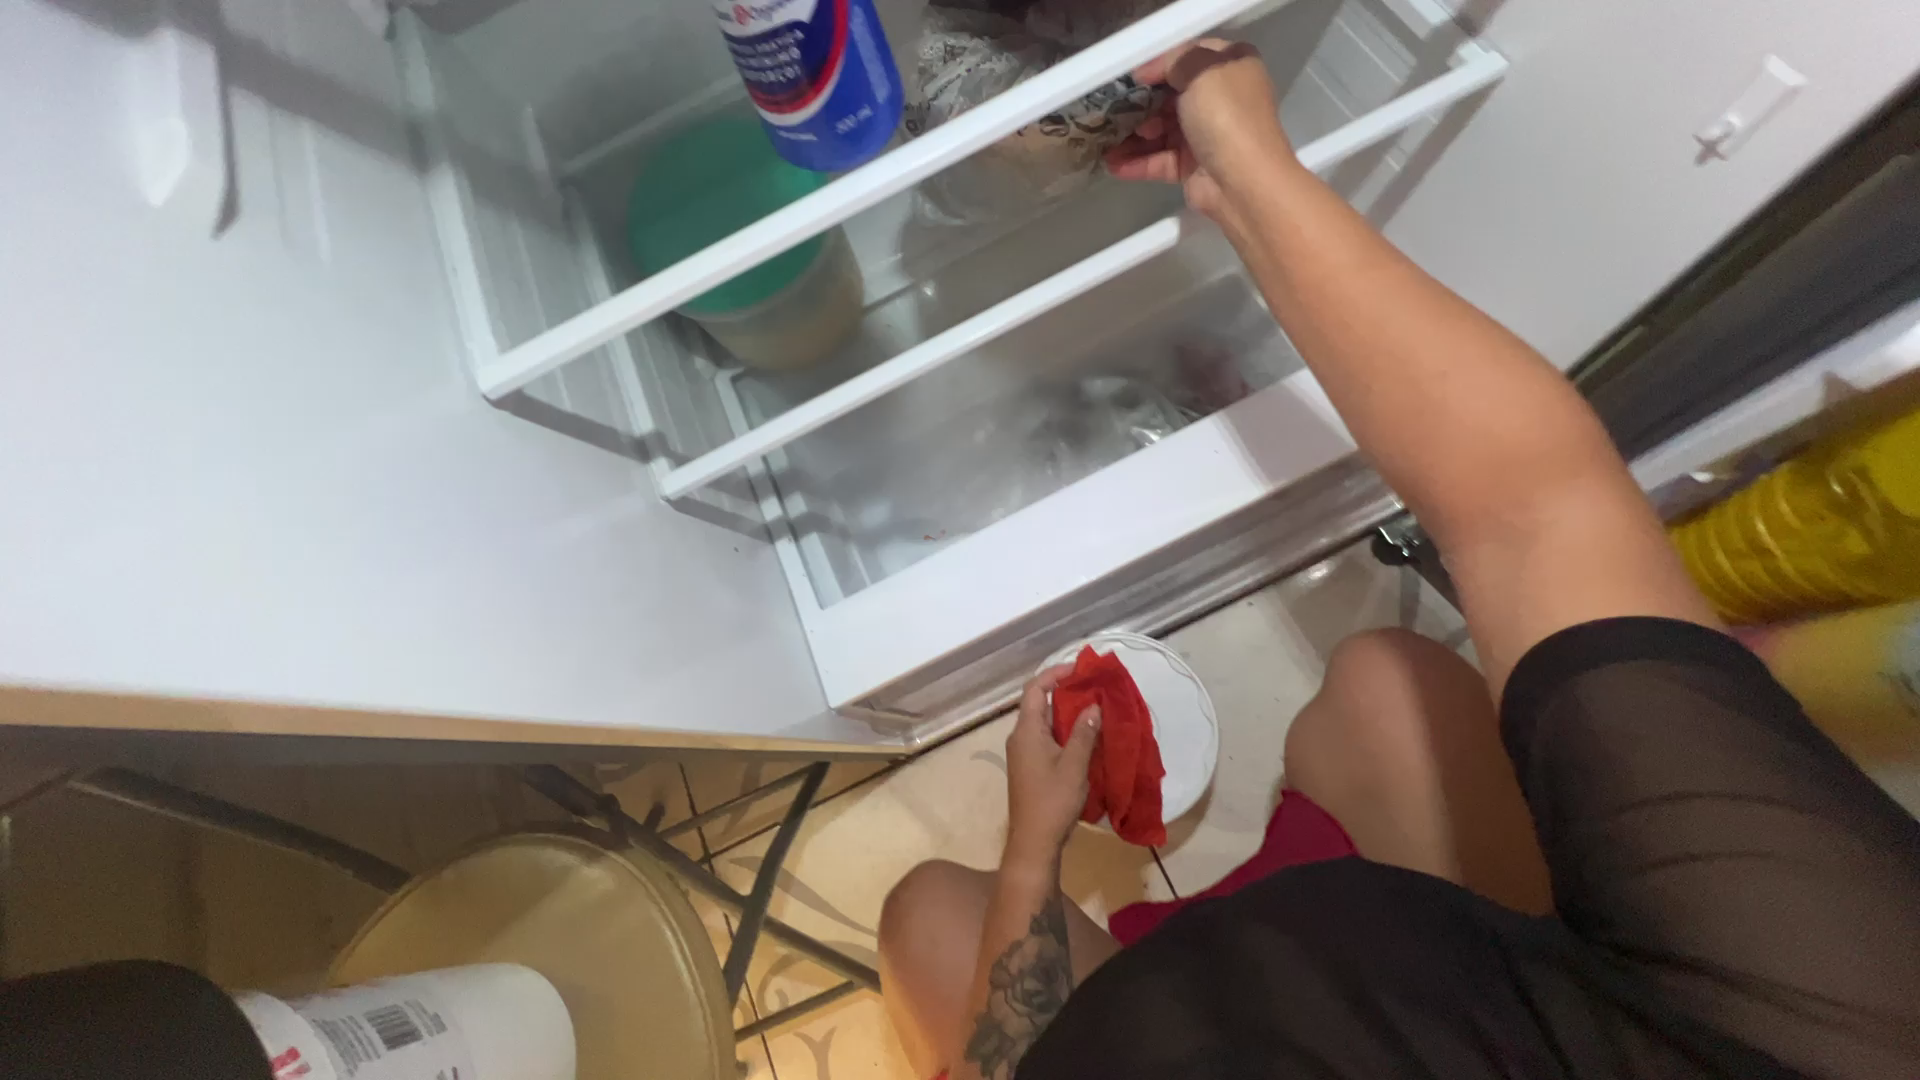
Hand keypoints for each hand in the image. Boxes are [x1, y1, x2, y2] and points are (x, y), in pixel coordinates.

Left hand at [1004, 665, 1100, 869]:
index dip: (1054, 674)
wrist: (1033, 842)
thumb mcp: (1074, 766)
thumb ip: (1084, 733)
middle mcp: (1020, 737)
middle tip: (1093, 688)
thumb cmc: (1052, 801)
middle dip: (1065, 693)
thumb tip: (1093, 705)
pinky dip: (1064, 732)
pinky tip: (1086, 737)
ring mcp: (1024, 753)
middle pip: (1039, 704)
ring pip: (1045, 723)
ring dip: (1067, 714)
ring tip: (1095, 709)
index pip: (1035, 689)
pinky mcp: (1030, 766)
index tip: (1079, 670)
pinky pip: (1046, 738)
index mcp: (1026, 731)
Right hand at [1105, 39, 1296, 226]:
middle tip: (1115, 113)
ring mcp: (1205, 136)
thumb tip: (1148, 71)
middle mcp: (1218, 100)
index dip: (1159, 67)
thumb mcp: (1200, 71)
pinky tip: (1113, 165)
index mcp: (1229, 68)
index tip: (1131, 79)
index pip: (1188, 60)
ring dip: (1133, 137)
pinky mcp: (1192, 168)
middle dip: (1140, 106)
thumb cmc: (1226, 116)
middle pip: (1170, 98)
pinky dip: (1137, 163)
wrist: (1242, 181)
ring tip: (1106, 143)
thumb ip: (1173, 61)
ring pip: (1162, 132)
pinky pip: (1159, 161)